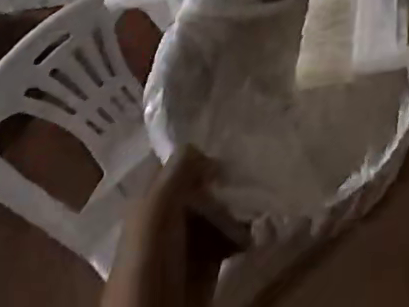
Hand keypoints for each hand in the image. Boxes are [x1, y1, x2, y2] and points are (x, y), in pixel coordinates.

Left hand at [101, 147, 242, 306]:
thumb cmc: (148, 263)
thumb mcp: (154, 212)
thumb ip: (174, 174)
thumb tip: (203, 148)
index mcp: (151, 200)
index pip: (176, 165)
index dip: (198, 153)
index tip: (228, 144)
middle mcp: (170, 217)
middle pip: (204, 186)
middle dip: (227, 180)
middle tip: (251, 175)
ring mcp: (189, 242)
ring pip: (220, 211)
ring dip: (241, 206)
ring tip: (260, 203)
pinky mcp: (208, 265)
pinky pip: (231, 239)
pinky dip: (247, 232)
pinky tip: (258, 229)